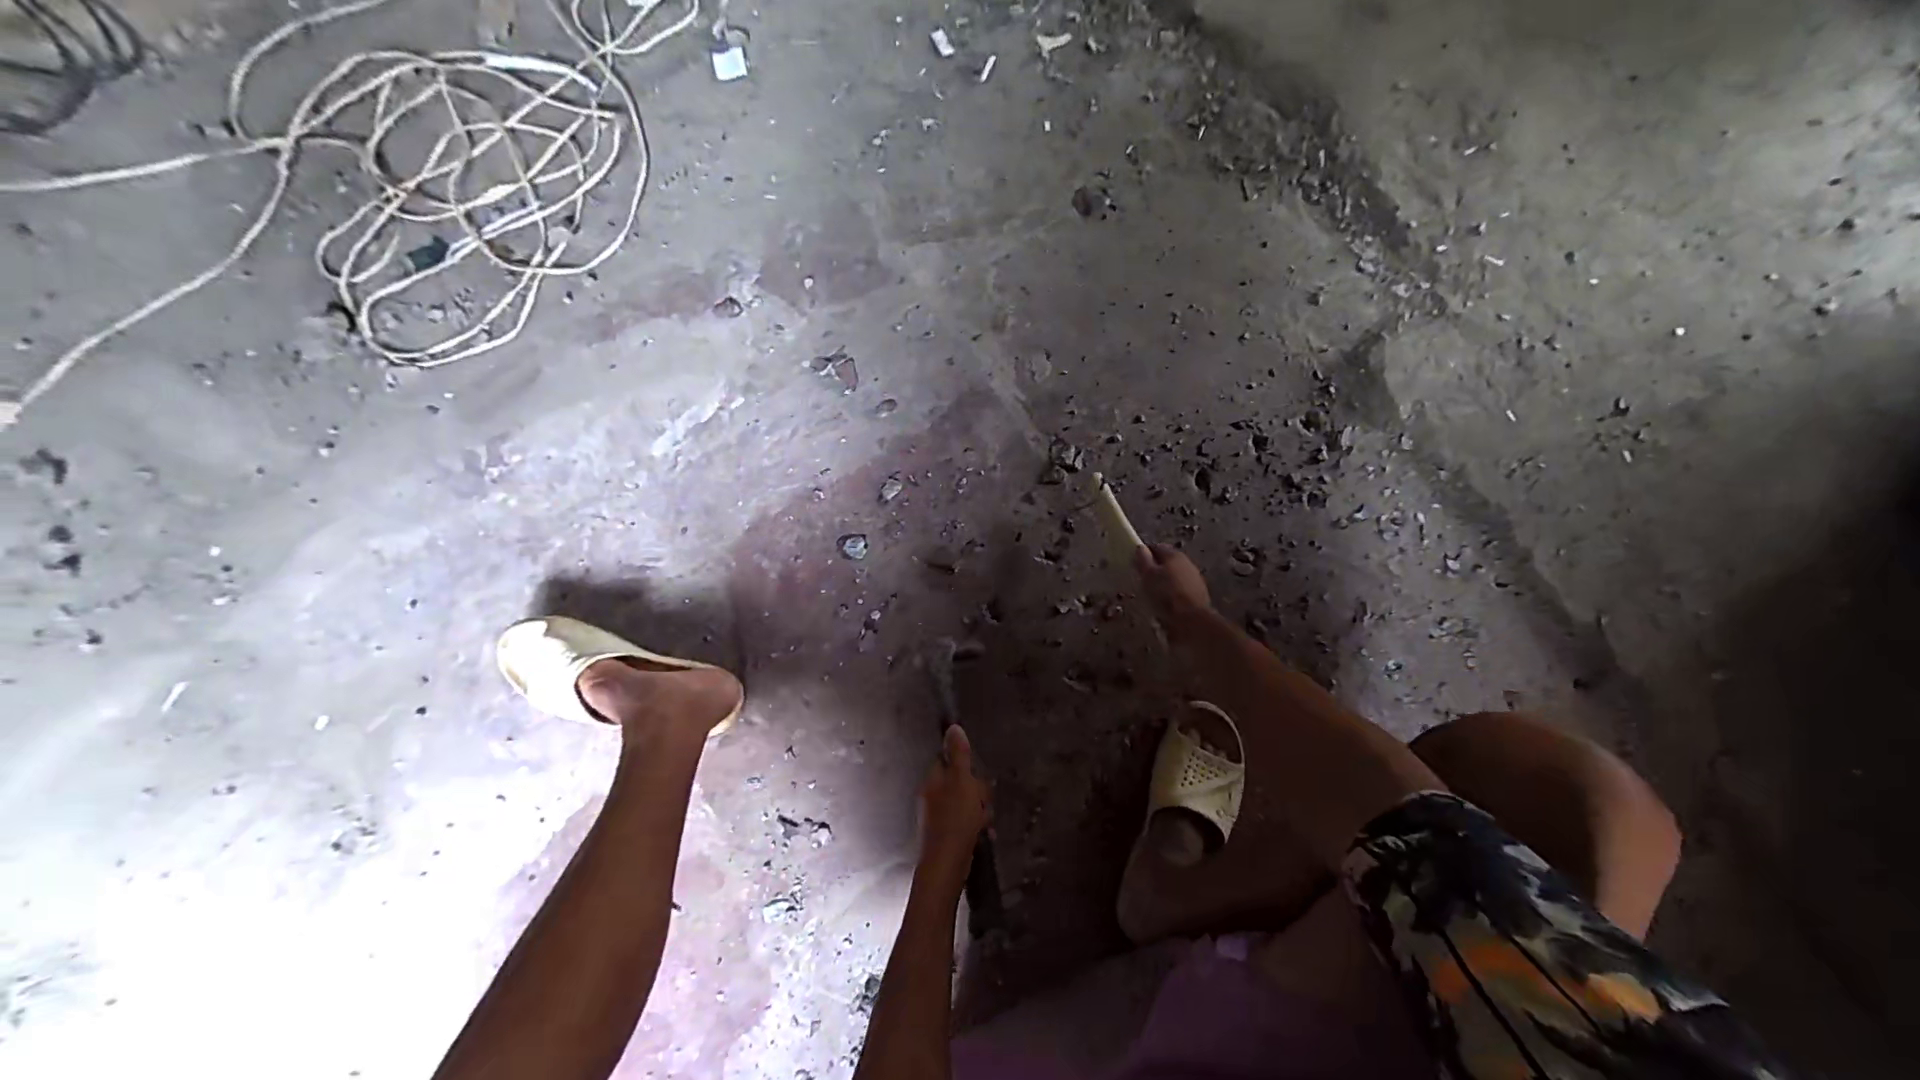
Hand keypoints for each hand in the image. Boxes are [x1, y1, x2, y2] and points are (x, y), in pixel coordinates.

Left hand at [917, 726, 990, 879]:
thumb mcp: (961, 782)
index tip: (976, 777)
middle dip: (977, 791)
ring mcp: (938, 816)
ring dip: (980, 810)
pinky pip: (966, 821)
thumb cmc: (955, 820)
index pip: (948, 761)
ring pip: (966, 802)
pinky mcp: (947, 833)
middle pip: (961, 782)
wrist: (947, 865)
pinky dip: (976, 825)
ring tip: (983, 821)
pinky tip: (983, 834)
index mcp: (932, 780)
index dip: (966, 767)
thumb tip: (953, 727)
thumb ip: (959, 755)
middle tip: (981, 802)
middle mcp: (932, 796)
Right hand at [1133, 543, 1214, 632]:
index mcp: (1173, 555)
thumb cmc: (1165, 595)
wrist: (1191, 620)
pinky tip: (1166, 603)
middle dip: (1156, 568)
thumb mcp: (1148, 576)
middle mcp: (1187, 563)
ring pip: (1175, 575)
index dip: (1145, 554)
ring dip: (1165, 581)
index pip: (1157, 547)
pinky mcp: (1199, 594)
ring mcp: (1194, 578)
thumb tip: (1140, 548)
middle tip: (1143, 579)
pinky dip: (1173, 592)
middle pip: (1167, 561)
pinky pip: (1181, 588)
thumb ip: (1143, 560)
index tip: (1136, 564)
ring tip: (1153, 593)